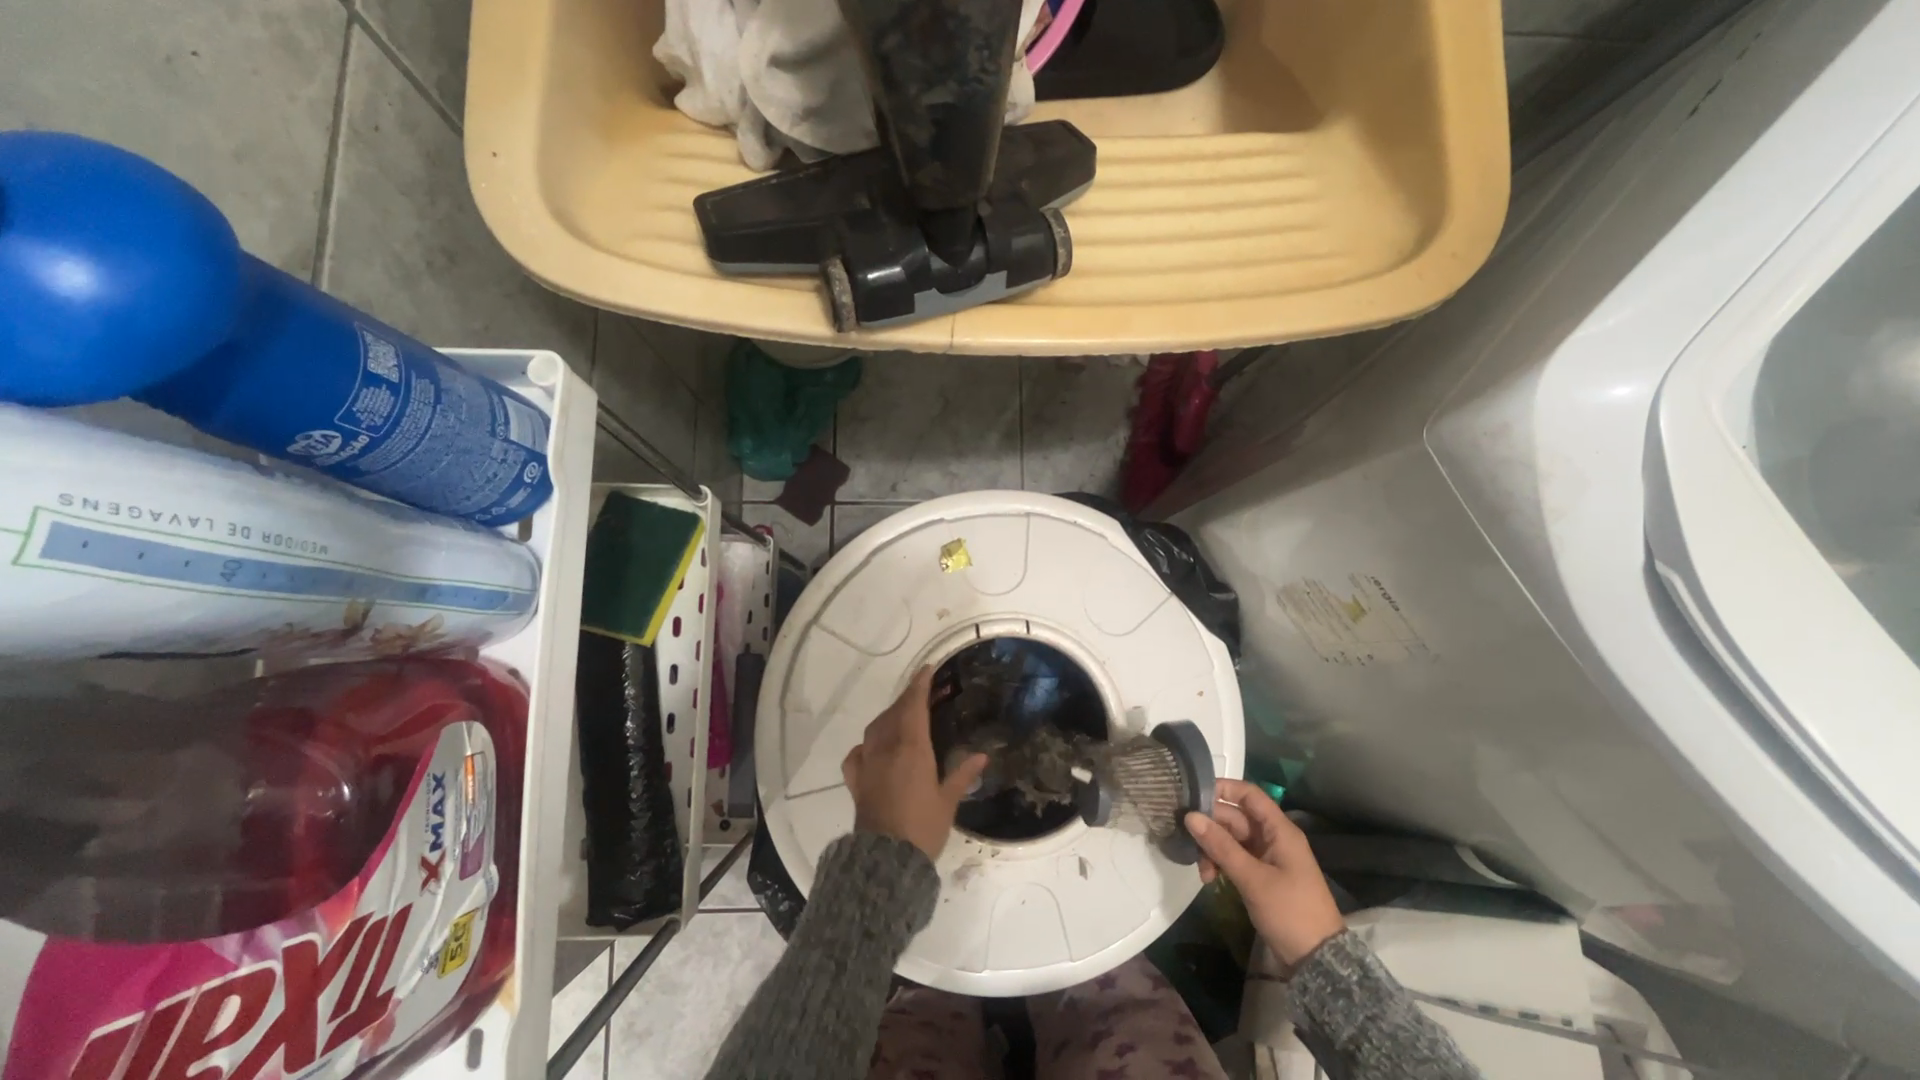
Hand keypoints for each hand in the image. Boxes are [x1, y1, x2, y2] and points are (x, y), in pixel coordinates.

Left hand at [842, 668, 989, 860]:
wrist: (885, 859)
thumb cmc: (922, 828)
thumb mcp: (948, 801)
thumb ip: (962, 774)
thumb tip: (982, 755)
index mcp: (911, 748)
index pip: (914, 706)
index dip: (920, 684)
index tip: (928, 669)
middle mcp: (886, 748)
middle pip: (895, 713)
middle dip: (908, 698)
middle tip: (924, 693)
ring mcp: (867, 764)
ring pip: (875, 729)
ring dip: (889, 717)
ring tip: (903, 717)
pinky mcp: (856, 782)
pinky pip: (857, 754)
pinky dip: (867, 745)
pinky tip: (873, 749)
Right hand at [1185, 778, 1344, 968]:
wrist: (1316, 958)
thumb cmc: (1290, 911)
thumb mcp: (1253, 878)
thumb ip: (1221, 846)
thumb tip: (1190, 816)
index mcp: (1279, 830)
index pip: (1248, 795)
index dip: (1222, 789)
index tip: (1193, 796)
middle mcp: (1272, 838)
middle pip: (1235, 818)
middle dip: (1210, 827)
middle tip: (1187, 841)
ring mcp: (1266, 857)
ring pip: (1231, 839)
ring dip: (1212, 849)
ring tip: (1202, 871)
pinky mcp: (1260, 876)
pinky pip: (1234, 858)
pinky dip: (1220, 863)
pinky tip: (1209, 878)